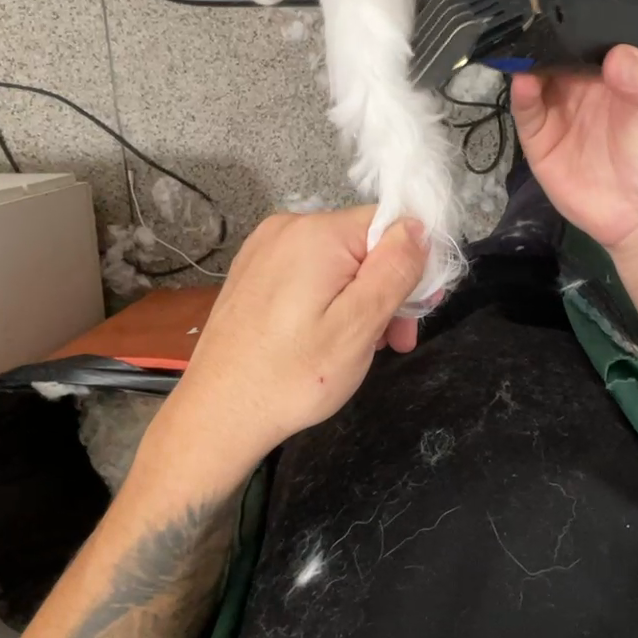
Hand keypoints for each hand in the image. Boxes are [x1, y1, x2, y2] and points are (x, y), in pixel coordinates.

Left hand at [152, 206, 428, 471]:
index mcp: (317, 233)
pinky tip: (329, 337)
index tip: (414, 313)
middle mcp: (289, 228)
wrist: (218, 413)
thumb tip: (418, 227)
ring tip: (361, 347)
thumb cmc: (292, 376)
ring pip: (341, 261)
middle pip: (365, 244)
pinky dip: (331, 300)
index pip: (390, 224)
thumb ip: (394, 270)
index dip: (412, 266)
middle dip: (388, 289)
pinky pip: (311, 272)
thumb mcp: (359, 325)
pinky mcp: (255, 272)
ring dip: (362, 299)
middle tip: (394, 341)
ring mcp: (266, 249)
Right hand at [509, 0, 637, 249]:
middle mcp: (581, 74)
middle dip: (547, 10)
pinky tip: (523, 78)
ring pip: (534, 64)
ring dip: (525, 46)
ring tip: (519, 27)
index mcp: (615, 62)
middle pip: (559, 34)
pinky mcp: (538, 133)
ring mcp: (556, 102)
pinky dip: (520, 90)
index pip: (600, 18)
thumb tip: (618, 55)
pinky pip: (524, 105)